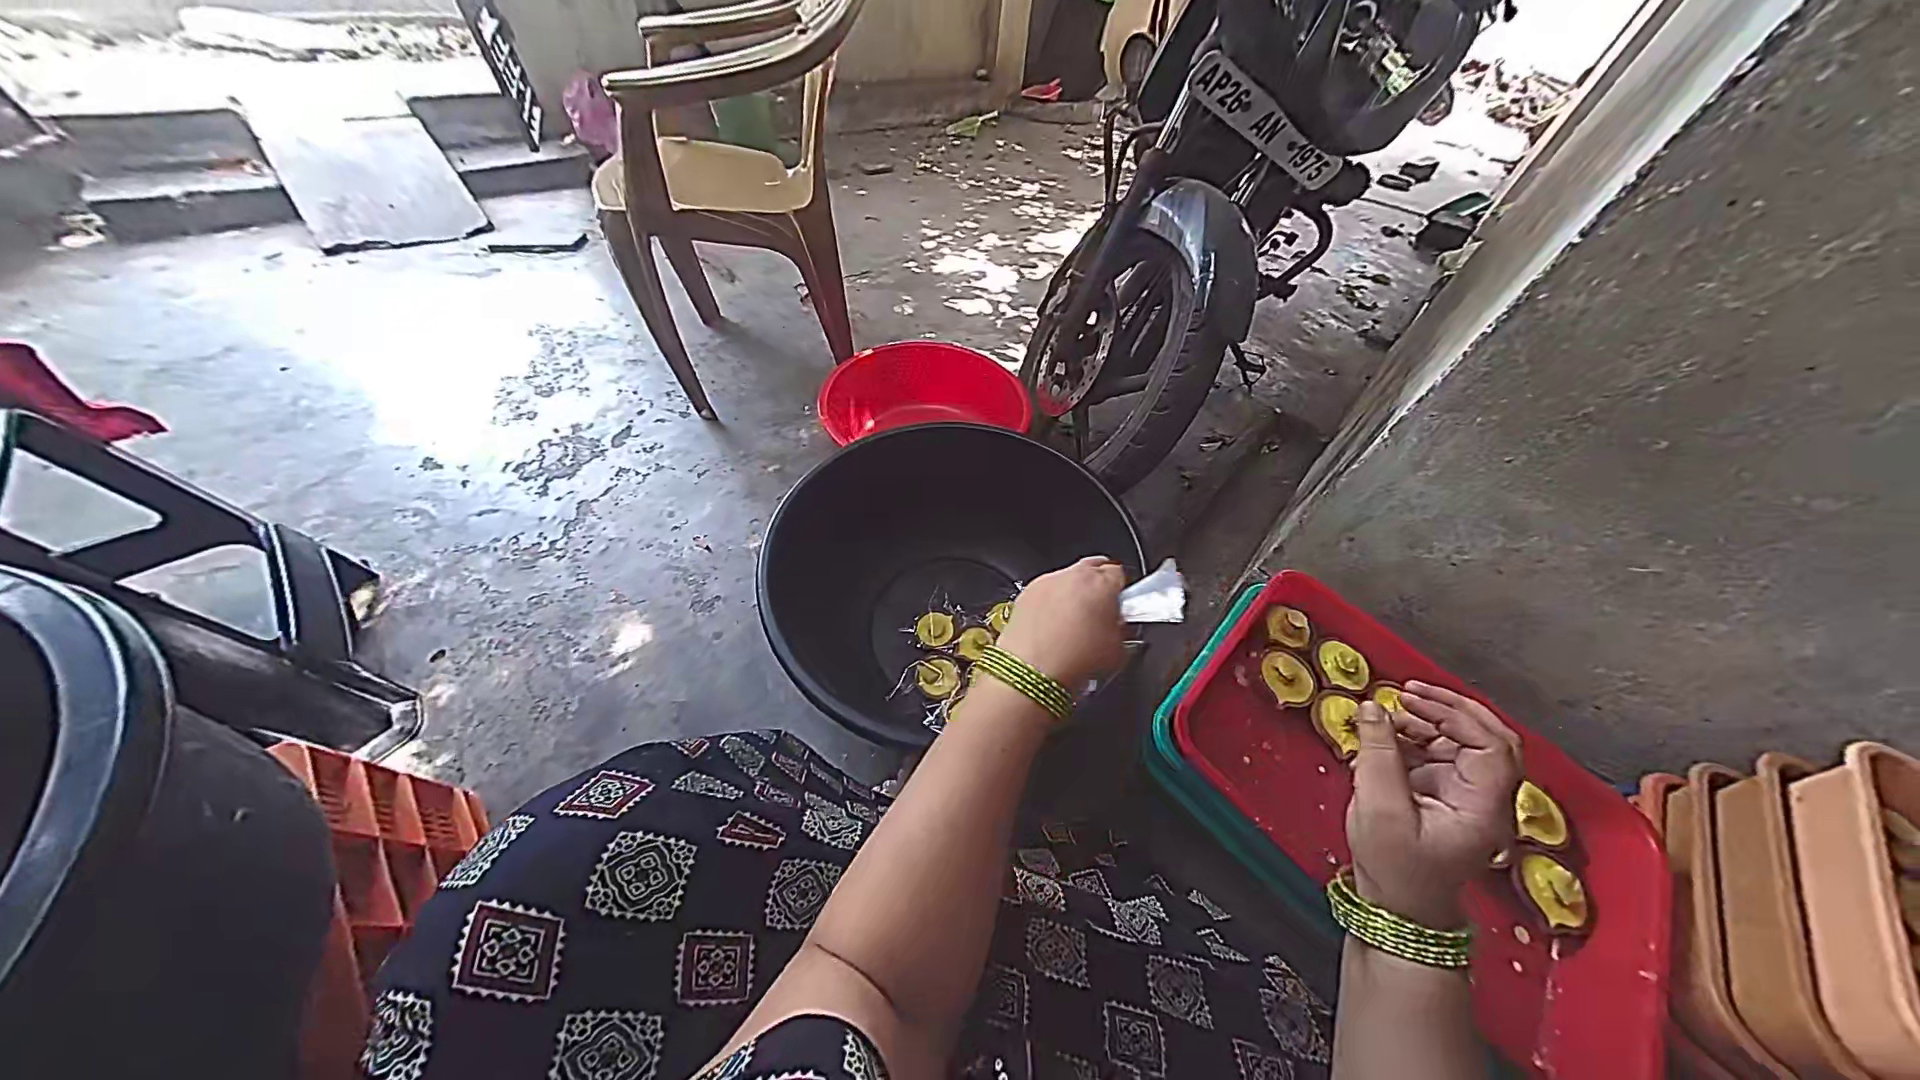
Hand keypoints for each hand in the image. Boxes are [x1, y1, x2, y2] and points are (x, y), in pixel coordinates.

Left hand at [995, 556, 1127, 688]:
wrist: (1032, 672)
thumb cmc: (1073, 660)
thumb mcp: (1117, 651)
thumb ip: (1122, 629)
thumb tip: (1119, 627)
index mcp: (1101, 583)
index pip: (1118, 573)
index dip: (1120, 590)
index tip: (1119, 604)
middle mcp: (1072, 575)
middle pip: (1091, 569)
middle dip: (1096, 586)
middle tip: (1097, 611)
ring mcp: (1046, 583)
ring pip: (1065, 580)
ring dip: (1071, 594)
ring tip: (1072, 624)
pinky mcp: (1025, 594)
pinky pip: (1044, 592)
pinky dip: (1049, 603)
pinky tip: (1051, 627)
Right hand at [1345, 681, 1522, 929]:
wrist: (1398, 906)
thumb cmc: (1394, 867)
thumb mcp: (1379, 808)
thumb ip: (1378, 753)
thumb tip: (1373, 707)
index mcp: (1484, 807)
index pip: (1491, 745)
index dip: (1454, 714)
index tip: (1411, 699)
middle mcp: (1484, 797)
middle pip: (1487, 737)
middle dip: (1448, 707)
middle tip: (1408, 691)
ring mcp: (1465, 795)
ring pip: (1460, 741)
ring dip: (1427, 720)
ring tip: (1387, 711)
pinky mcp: (1444, 794)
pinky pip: (1438, 753)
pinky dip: (1414, 735)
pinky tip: (1386, 731)